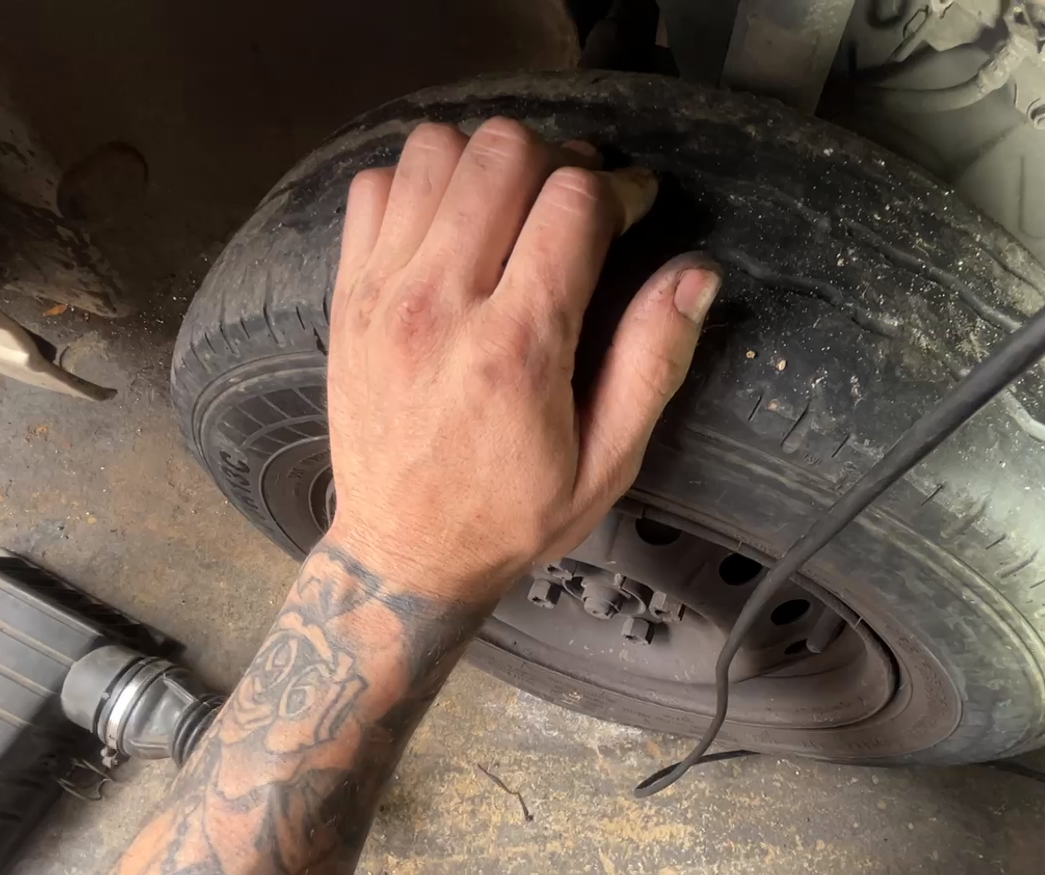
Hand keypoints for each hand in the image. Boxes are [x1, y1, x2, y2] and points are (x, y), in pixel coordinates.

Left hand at [322, 118, 721, 603]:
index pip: (574, 204)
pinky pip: (375, 186)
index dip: (620, 189)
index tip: (633, 208)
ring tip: (515, 209)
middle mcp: (441, 305)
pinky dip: (421, 183)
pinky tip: (451, 226)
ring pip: (436, 151)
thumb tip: (696, 273)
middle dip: (558, 161)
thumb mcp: (606, 465)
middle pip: (504, 153)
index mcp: (517, 350)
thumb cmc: (513, 517)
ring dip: (489, 163)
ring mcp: (383, 294)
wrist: (405, 553)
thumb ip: (652, 365)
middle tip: (578, 204)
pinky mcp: (348, 297)